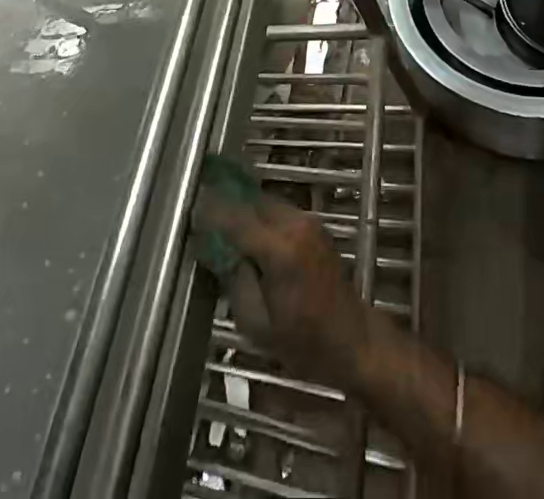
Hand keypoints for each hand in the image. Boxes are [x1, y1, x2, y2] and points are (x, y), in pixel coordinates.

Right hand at [192, 187, 372, 386]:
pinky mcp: (313, 224)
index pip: (233, 218)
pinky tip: (246, 234)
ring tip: (220, 227)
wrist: (355, 340)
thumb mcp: (256, 322)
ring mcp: (307, 221)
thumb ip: (232, 278)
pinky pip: (276, 210)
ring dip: (241, 210)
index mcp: (280, 250)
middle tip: (200, 220)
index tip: (187, 215)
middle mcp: (294, 225)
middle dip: (223, 206)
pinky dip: (257, 216)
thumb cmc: (305, 341)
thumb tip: (213, 248)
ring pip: (262, 202)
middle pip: (248, 201)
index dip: (207, 214)